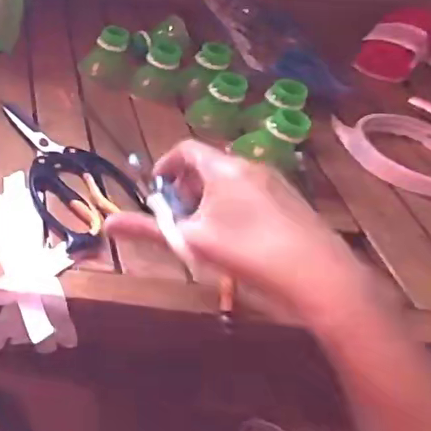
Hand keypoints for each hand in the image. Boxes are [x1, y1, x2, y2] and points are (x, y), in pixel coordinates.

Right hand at [105, 141, 395, 338]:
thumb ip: (147, 229)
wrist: (325, 281)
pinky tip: (236, 241)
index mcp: (223, 169)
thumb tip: (106, 224)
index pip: (185, 149)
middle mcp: (251, 168)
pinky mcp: (294, 205)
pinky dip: (233, 207)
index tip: (155, 190)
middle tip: (176, 215)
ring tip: (203, 231)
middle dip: (184, 186)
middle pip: (207, 165)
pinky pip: (252, 194)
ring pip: (230, 181)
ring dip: (208, 199)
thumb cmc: (248, 253)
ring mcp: (278, 185)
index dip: (164, 165)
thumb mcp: (190, 242)